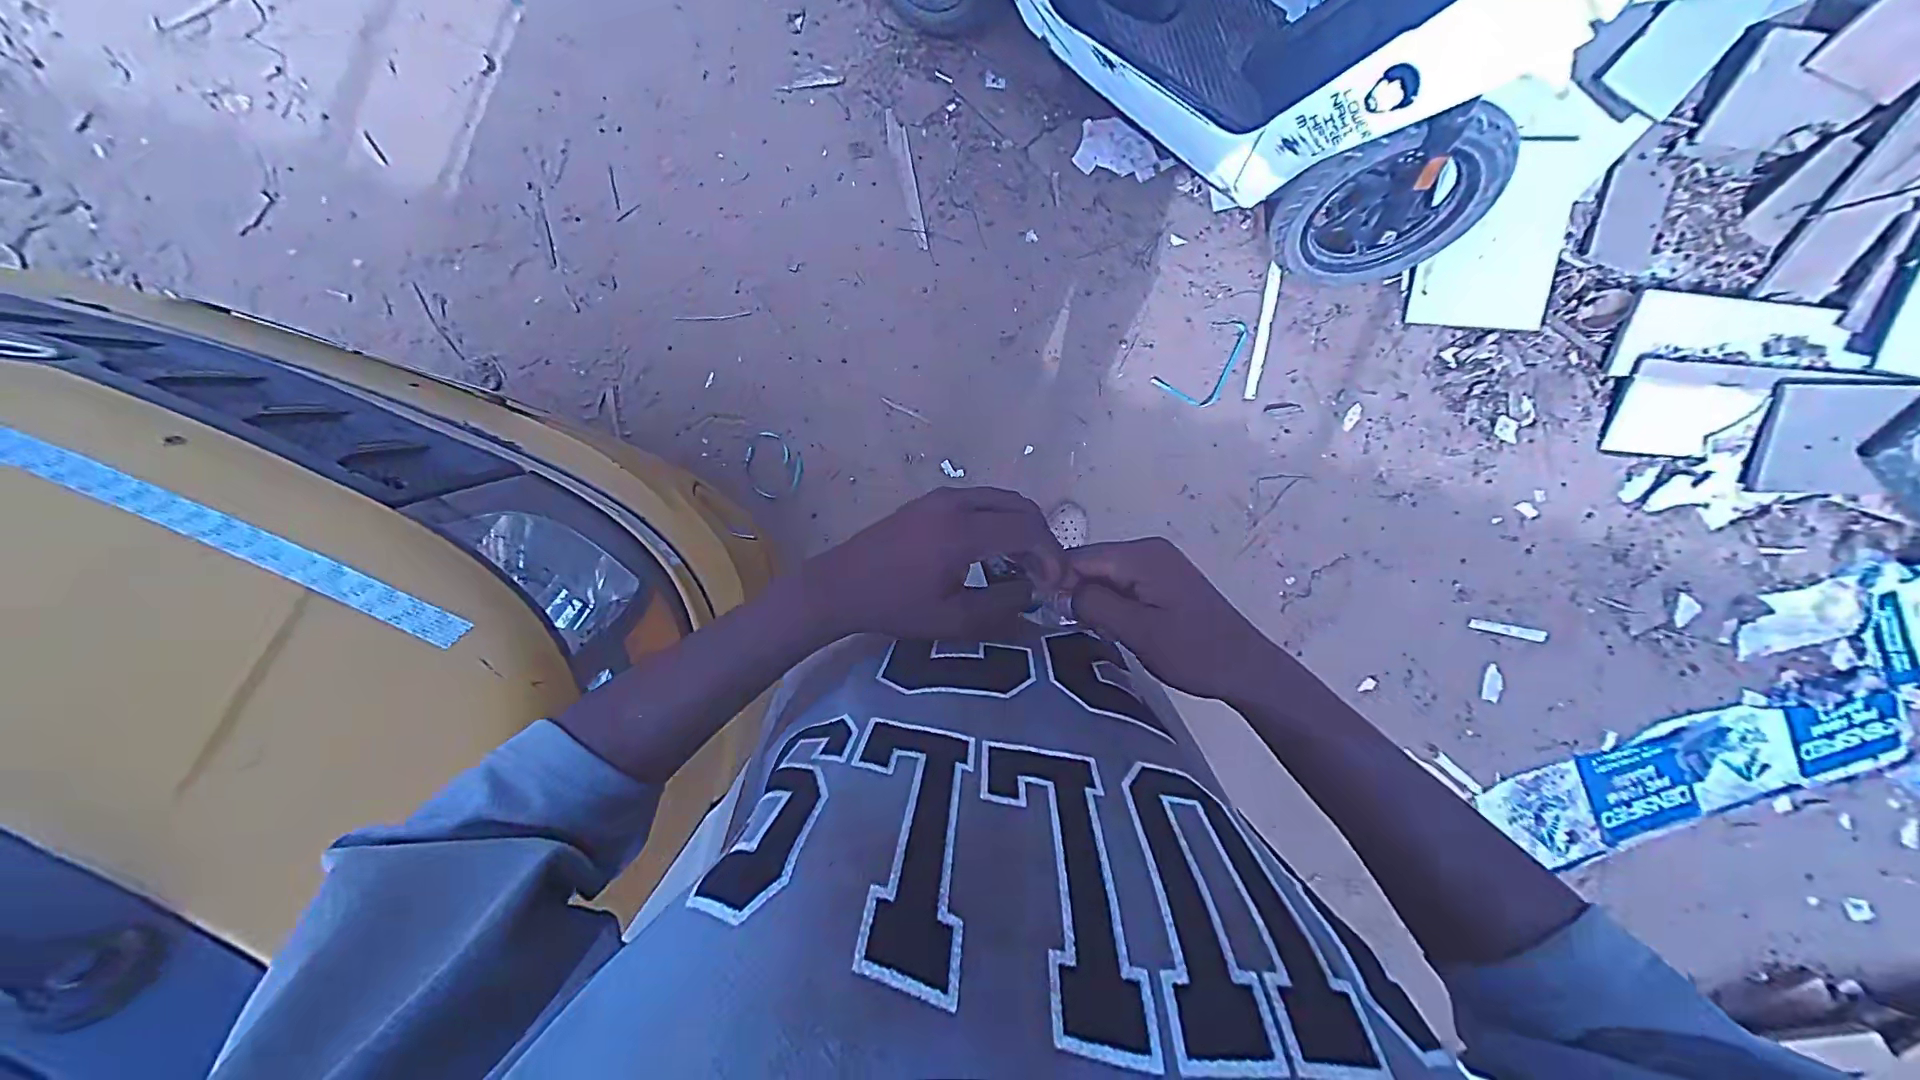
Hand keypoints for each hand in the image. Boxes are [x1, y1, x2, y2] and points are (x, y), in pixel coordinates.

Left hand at [800, 486, 1065, 640]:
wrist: (839, 586)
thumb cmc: (893, 606)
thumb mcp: (952, 618)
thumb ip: (1001, 604)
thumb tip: (1034, 591)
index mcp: (961, 531)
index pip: (1027, 528)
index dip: (1051, 554)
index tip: (1055, 583)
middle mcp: (956, 502)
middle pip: (1020, 506)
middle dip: (1041, 537)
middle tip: (1045, 572)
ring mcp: (941, 497)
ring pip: (1001, 500)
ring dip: (1021, 527)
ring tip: (1023, 564)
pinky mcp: (931, 501)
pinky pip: (980, 501)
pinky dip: (999, 521)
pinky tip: (993, 552)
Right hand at [1067, 537, 1294, 703]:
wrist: (1245, 668)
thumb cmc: (1194, 652)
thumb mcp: (1138, 631)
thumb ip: (1094, 605)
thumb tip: (1059, 591)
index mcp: (1141, 555)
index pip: (1078, 557)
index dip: (1055, 582)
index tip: (1044, 613)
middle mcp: (1146, 550)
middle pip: (1089, 563)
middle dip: (1073, 592)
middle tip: (1068, 627)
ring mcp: (1155, 564)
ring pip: (1102, 575)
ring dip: (1091, 601)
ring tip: (1090, 630)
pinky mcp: (1160, 580)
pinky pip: (1119, 584)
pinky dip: (1109, 603)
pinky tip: (1111, 627)